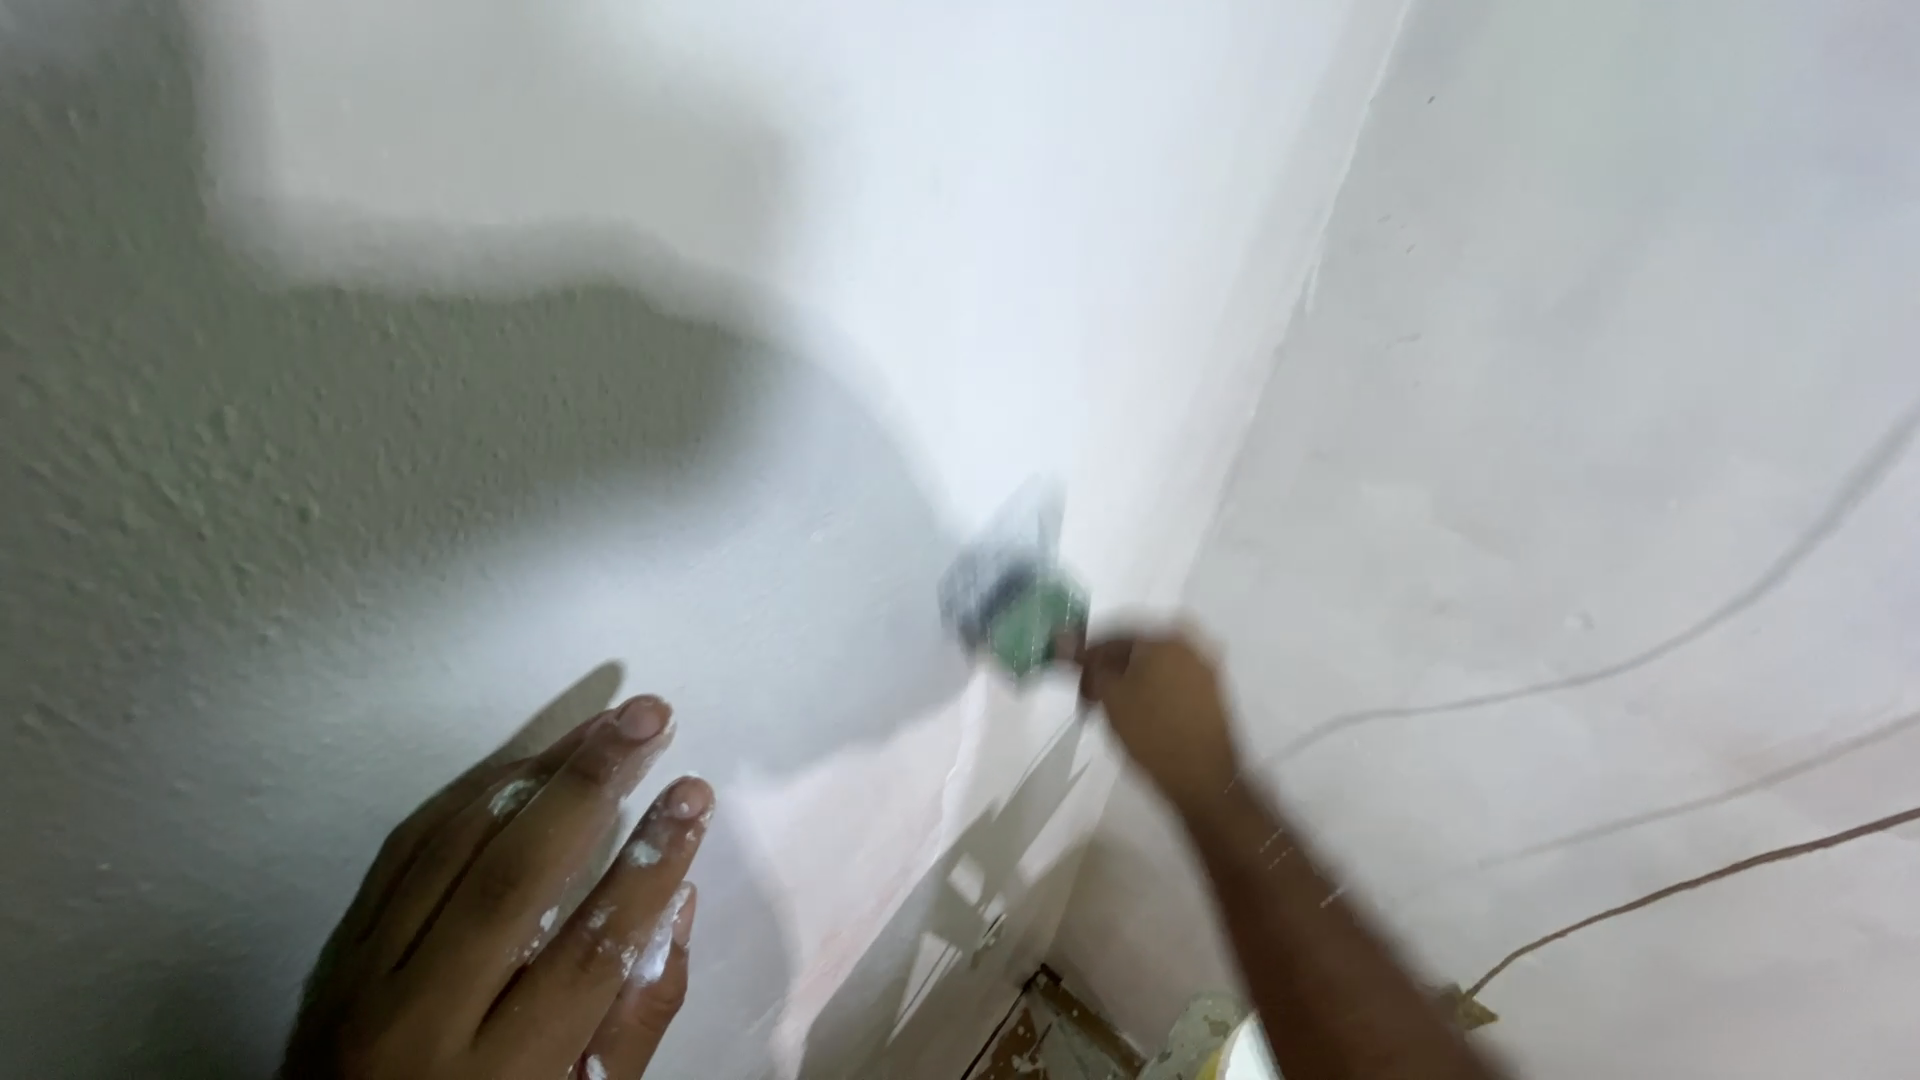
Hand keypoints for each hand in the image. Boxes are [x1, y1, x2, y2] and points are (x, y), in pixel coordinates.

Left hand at [282, 695, 710, 1079]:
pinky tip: (534, 759)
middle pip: (516, 876)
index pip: (592, 948)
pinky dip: (476, 792)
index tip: (696, 792)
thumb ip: (639, 1016)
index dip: (652, 862)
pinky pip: (407, 848)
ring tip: (607, 723)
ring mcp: (364, 981)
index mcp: (498, 1076)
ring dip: (542, 769)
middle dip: (594, 782)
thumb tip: (678, 895)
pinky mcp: (337, 952)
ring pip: (457, 845)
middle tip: (651, 716)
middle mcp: (419, 1023)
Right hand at [1078, 630, 1240, 813]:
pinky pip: (1169, 682)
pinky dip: (1147, 691)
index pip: (1112, 637)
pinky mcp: (1211, 694)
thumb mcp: (1109, 696)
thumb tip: (1060, 638)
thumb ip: (1086, 664)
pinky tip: (1132, 712)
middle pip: (1134, 650)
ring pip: (1151, 668)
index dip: (1084, 655)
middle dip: (1106, 670)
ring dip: (1126, 682)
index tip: (1067, 674)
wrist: (1203, 780)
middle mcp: (1189, 646)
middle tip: (1086, 697)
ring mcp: (1204, 670)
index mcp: (1165, 638)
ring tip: (1106, 709)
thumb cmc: (1151, 733)